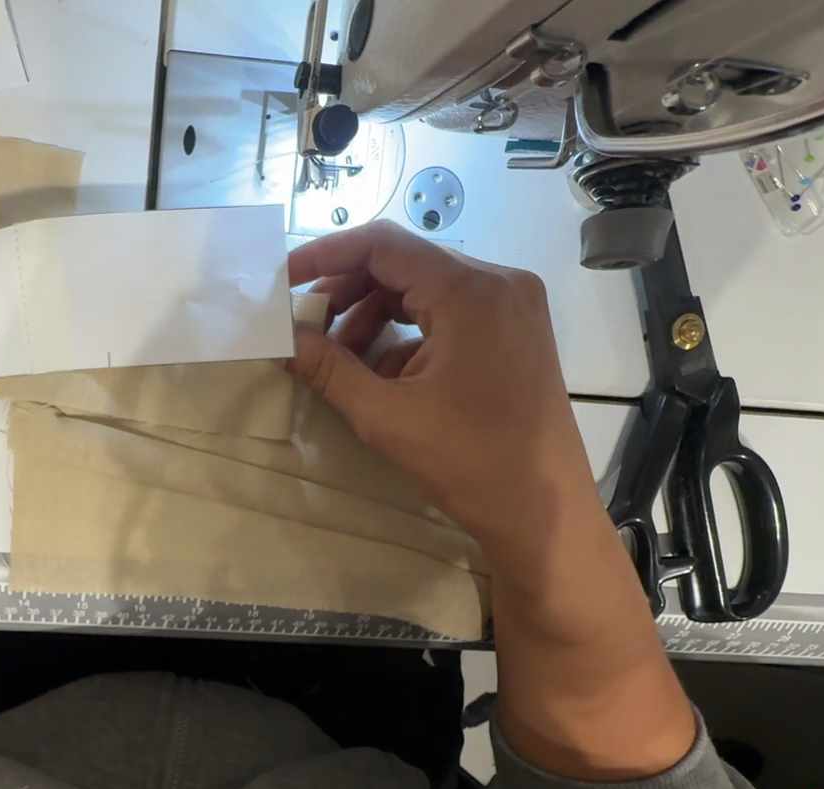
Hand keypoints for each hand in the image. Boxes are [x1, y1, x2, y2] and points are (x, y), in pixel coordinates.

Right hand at [283, 221, 597, 566]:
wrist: (541, 507)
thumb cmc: (466, 459)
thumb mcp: (384, 415)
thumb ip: (327, 368)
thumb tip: (282, 340)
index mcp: (470, 292)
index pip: (384, 245)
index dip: (326, 254)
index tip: (285, 278)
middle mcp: (497, 283)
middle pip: (404, 263)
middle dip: (347, 292)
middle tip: (307, 330)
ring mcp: (510, 306)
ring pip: (423, 289)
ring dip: (373, 316)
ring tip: (340, 361)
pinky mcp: (512, 332)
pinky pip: (446, 313)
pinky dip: (405, 334)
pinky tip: (381, 374)